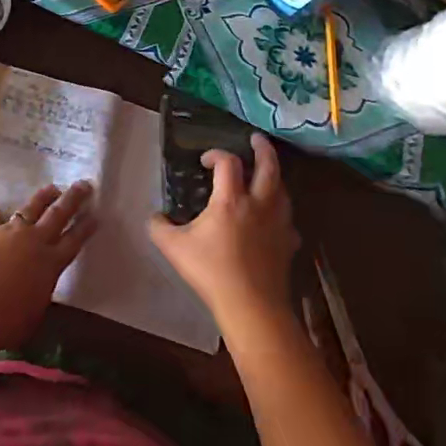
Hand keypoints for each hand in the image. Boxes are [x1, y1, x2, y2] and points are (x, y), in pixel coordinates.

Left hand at [0, 181, 96, 350]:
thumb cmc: (7, 319)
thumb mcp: (34, 311)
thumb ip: (38, 293)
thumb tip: (33, 287)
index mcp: (51, 264)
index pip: (73, 242)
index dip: (85, 228)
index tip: (95, 214)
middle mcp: (33, 242)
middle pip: (57, 215)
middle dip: (72, 199)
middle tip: (83, 185)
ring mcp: (9, 233)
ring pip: (30, 209)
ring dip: (42, 198)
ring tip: (52, 188)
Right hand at [147, 133, 298, 327]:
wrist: (251, 305)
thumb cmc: (210, 270)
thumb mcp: (172, 246)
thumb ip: (159, 226)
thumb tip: (157, 217)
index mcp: (230, 200)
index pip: (228, 163)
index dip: (216, 155)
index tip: (204, 161)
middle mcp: (259, 205)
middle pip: (269, 168)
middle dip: (263, 150)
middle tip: (257, 139)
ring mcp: (278, 225)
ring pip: (283, 191)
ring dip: (275, 178)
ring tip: (266, 174)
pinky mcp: (289, 244)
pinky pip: (287, 219)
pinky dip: (280, 211)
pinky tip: (272, 218)